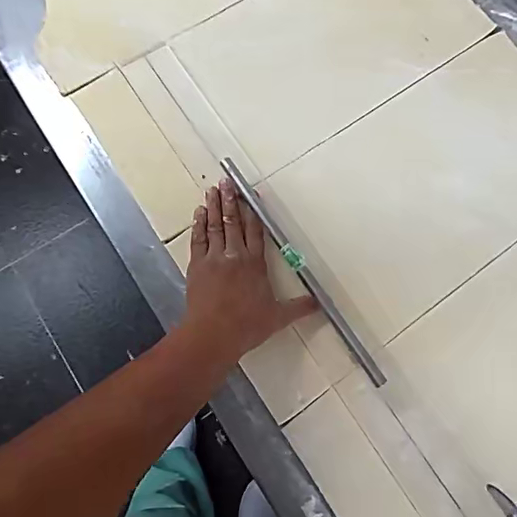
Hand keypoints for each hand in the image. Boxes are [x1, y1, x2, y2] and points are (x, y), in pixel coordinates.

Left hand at [178, 179, 318, 366]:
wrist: (213, 335)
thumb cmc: (247, 325)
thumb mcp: (278, 317)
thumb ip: (299, 307)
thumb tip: (319, 304)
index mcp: (255, 263)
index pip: (255, 231)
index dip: (253, 212)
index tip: (251, 195)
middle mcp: (235, 255)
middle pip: (233, 222)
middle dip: (231, 200)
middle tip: (227, 182)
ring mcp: (214, 259)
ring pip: (215, 226)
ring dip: (214, 207)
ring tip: (213, 190)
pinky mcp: (197, 266)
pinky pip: (199, 239)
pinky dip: (199, 224)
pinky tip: (200, 212)